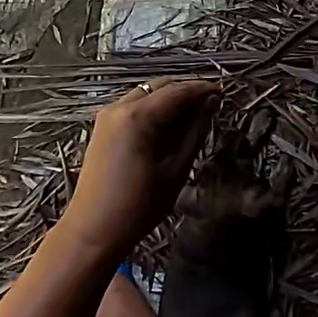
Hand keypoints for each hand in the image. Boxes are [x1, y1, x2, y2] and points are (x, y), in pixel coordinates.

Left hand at [65, 79, 219, 252]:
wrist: (93, 230)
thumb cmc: (139, 206)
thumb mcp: (176, 169)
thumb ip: (195, 131)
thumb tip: (212, 102)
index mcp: (139, 116)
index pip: (178, 91)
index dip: (203, 89)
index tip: (223, 92)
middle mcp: (120, 107)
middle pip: (160, 86)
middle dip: (186, 91)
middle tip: (210, 106)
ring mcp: (107, 116)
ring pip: (146, 93)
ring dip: (169, 99)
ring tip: (192, 118)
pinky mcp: (102, 127)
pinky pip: (133, 106)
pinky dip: (153, 108)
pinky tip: (168, 127)